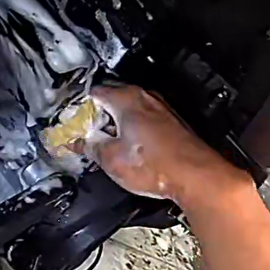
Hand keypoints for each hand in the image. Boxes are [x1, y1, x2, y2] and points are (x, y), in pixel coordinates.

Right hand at [89, 84, 251, 208]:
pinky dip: (135, 132)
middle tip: (87, 135)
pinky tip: (132, 151)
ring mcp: (161, 110)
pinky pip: (145, 122)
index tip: (73, 122)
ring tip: (109, 146)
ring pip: (130, 111)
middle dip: (98, 116)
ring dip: (117, 125)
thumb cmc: (159, 165)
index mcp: (126, 99)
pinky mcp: (172, 125)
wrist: (196, 177)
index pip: (93, 92)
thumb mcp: (110, 160)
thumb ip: (90, 147)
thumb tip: (80, 143)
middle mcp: (145, 98)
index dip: (80, 108)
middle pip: (113, 99)